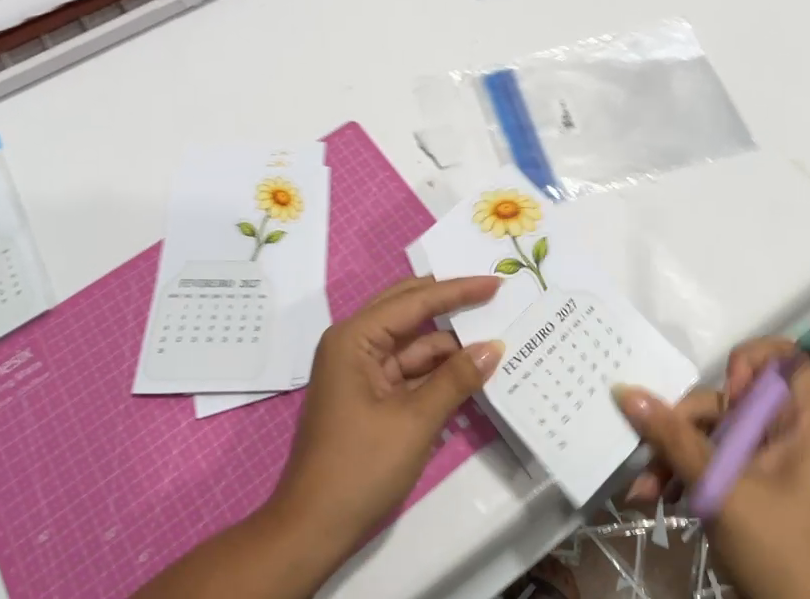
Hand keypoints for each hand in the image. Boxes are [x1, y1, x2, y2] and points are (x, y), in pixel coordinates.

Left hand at [268, 276, 504, 555]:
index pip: (414, 301)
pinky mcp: (368, 398)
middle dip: (450, 305)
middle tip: (493, 296)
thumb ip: (456, 379)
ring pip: (411, 345)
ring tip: (493, 336)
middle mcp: (353, 345)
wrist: (314, 527)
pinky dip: (437, 372)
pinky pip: (408, 372)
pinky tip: (469, 372)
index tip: (496, 283)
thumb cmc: (360, 466)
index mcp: (354, 338)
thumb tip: (493, 347)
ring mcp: (360, 372)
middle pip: (409, 312)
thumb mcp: (415, 421)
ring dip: (448, 344)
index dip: (457, 290)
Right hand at [613, 339, 809, 598]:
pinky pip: (713, 460)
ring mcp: (770, 462)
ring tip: (644, 486)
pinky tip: (656, 497)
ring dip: (675, 453)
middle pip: (732, 397)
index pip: (785, 359)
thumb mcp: (720, 488)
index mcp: (804, 425)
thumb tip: (626, 391)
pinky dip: (685, 474)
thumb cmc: (777, 550)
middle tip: (654, 448)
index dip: (750, 362)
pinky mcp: (752, 487)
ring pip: (714, 431)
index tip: (725, 392)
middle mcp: (788, 435)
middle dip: (685, 422)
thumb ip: (673, 436)